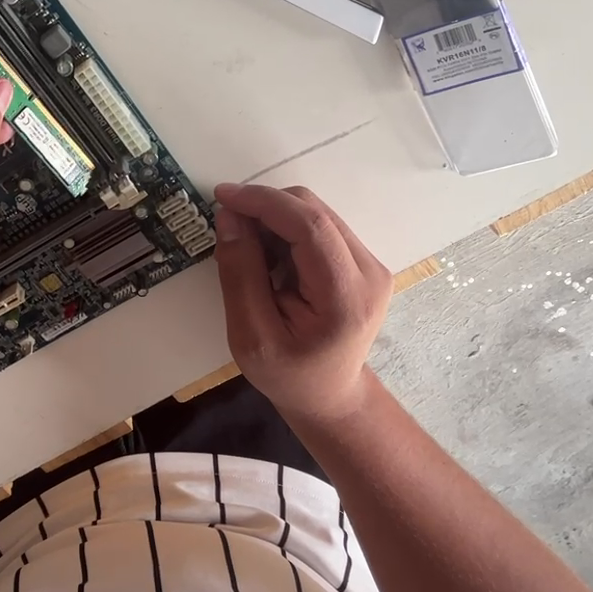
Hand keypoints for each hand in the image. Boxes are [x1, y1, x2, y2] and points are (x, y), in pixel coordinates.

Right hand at [212, 184, 392, 421]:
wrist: (329, 395)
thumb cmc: (288, 375)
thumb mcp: (250, 335)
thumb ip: (240, 274)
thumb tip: (229, 218)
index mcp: (346, 296)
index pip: (309, 226)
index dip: (264, 202)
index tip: (222, 196)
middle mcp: (369, 271)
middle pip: (313, 211)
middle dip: (264, 208)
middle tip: (228, 229)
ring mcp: (369, 263)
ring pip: (314, 213)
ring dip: (273, 220)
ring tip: (250, 254)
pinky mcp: (360, 261)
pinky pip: (318, 226)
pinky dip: (286, 230)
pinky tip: (270, 259)